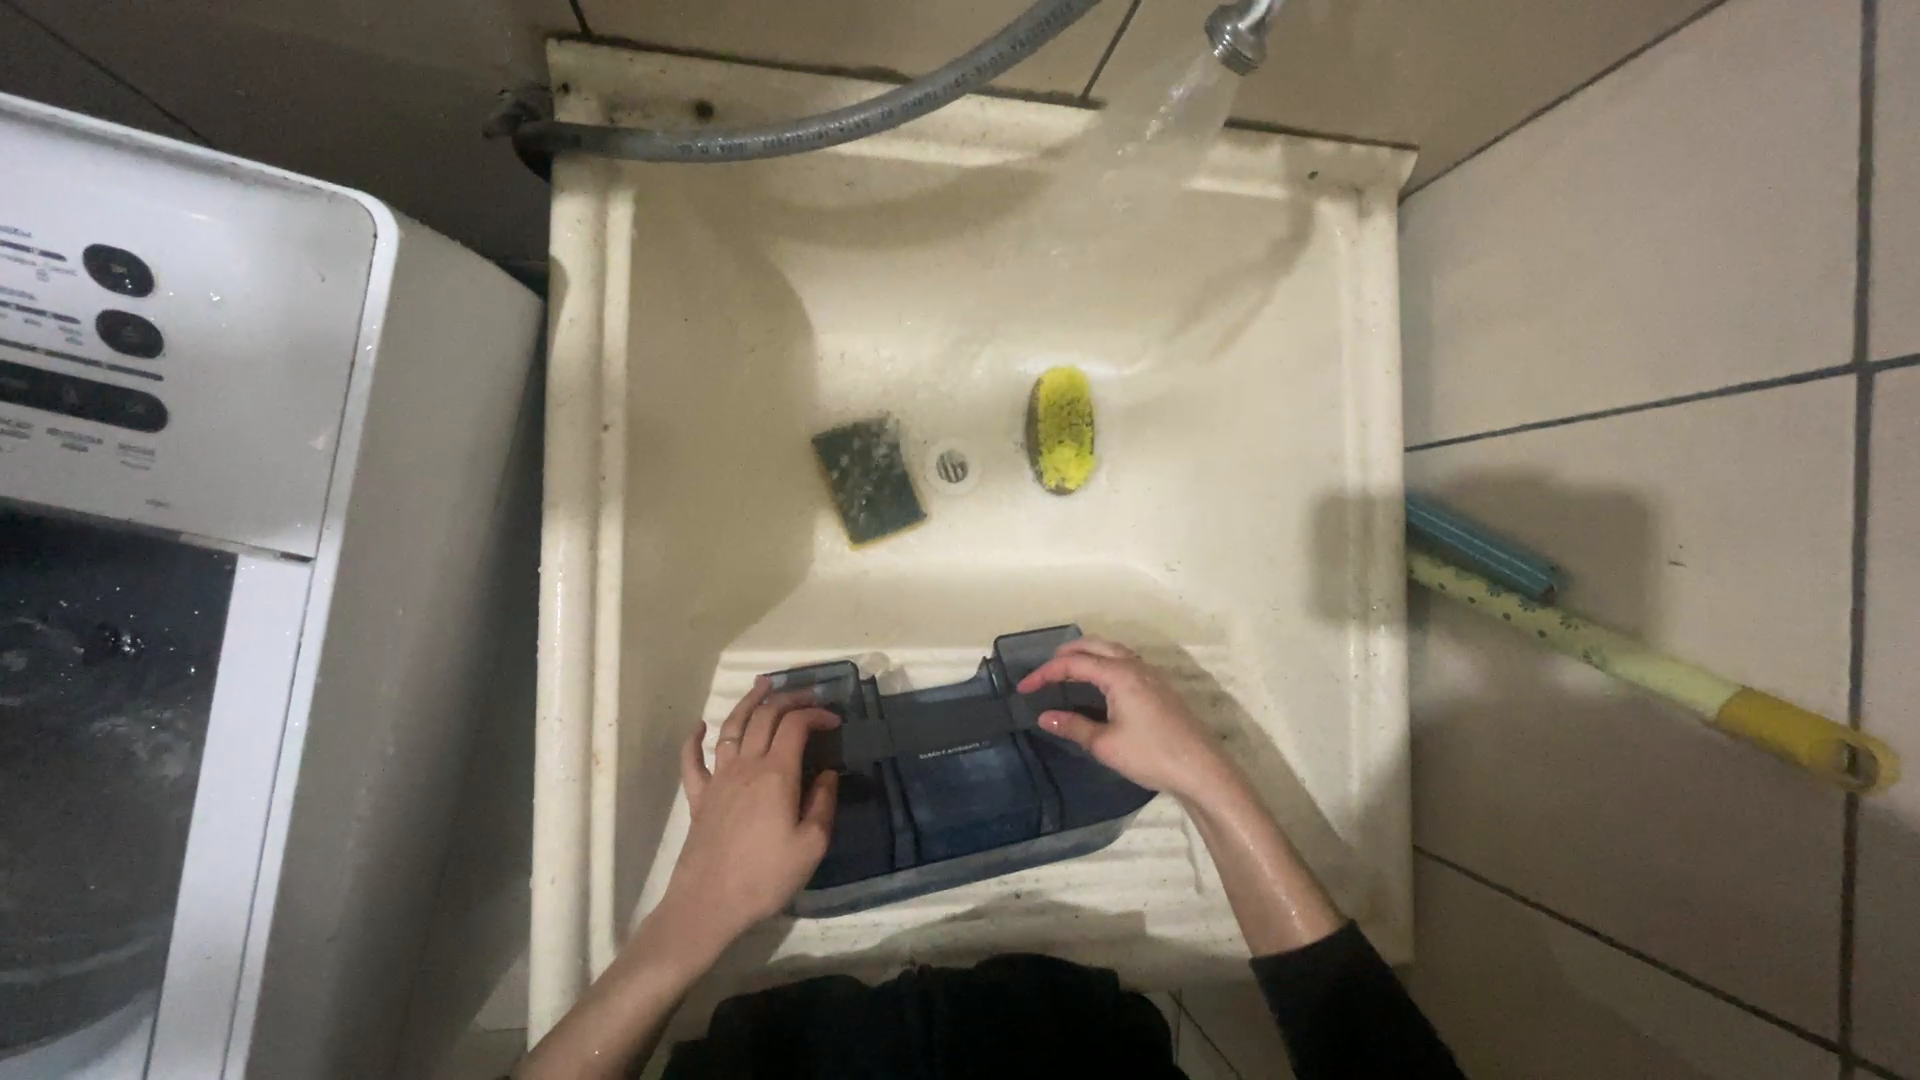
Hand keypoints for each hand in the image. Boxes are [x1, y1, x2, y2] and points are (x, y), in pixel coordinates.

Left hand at [656, 678, 840, 961]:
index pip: (796, 725)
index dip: (817, 714)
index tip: (835, 720)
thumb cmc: (765, 877)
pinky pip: (692, 762)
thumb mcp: (811, 846)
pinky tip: (700, 728)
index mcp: (776, 774)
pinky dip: (695, 740)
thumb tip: (828, 775)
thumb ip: (823, 804)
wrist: (707, 906)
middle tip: (808, 696)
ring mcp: (718, 779)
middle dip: (788, 698)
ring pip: (731, 728)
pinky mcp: (698, 798)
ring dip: (748, 702)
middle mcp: (745, 766)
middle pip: (764, 716)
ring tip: (762, 685)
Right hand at [1016, 636, 1236, 800]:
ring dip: (1087, 653)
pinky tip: (1100, 682)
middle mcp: (1135, 665)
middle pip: (1094, 645)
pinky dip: (1104, 661)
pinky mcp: (1159, 686)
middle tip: (1044, 671)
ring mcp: (1150, 674)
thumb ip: (1073, 726)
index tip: (1024, 688)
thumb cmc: (1151, 755)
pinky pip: (1125, 660)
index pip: (1073, 663)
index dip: (1044, 673)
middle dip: (1065, 653)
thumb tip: (1045, 717)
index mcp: (1119, 674)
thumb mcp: (1105, 744)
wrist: (1201, 769)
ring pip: (1112, 650)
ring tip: (1067, 669)